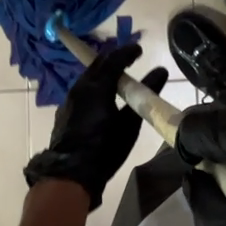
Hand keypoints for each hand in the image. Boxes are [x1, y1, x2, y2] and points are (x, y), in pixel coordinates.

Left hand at [24, 43, 168, 210]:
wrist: (70, 174)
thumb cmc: (105, 149)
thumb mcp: (130, 123)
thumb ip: (145, 94)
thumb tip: (162, 71)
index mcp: (98, 86)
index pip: (114, 59)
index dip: (128, 52)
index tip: (139, 51)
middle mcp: (81, 86)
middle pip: (98, 63)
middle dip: (114, 59)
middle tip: (129, 61)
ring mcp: (70, 98)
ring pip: (88, 76)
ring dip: (103, 72)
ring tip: (116, 80)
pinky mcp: (64, 110)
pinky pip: (81, 89)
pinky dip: (93, 85)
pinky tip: (100, 98)